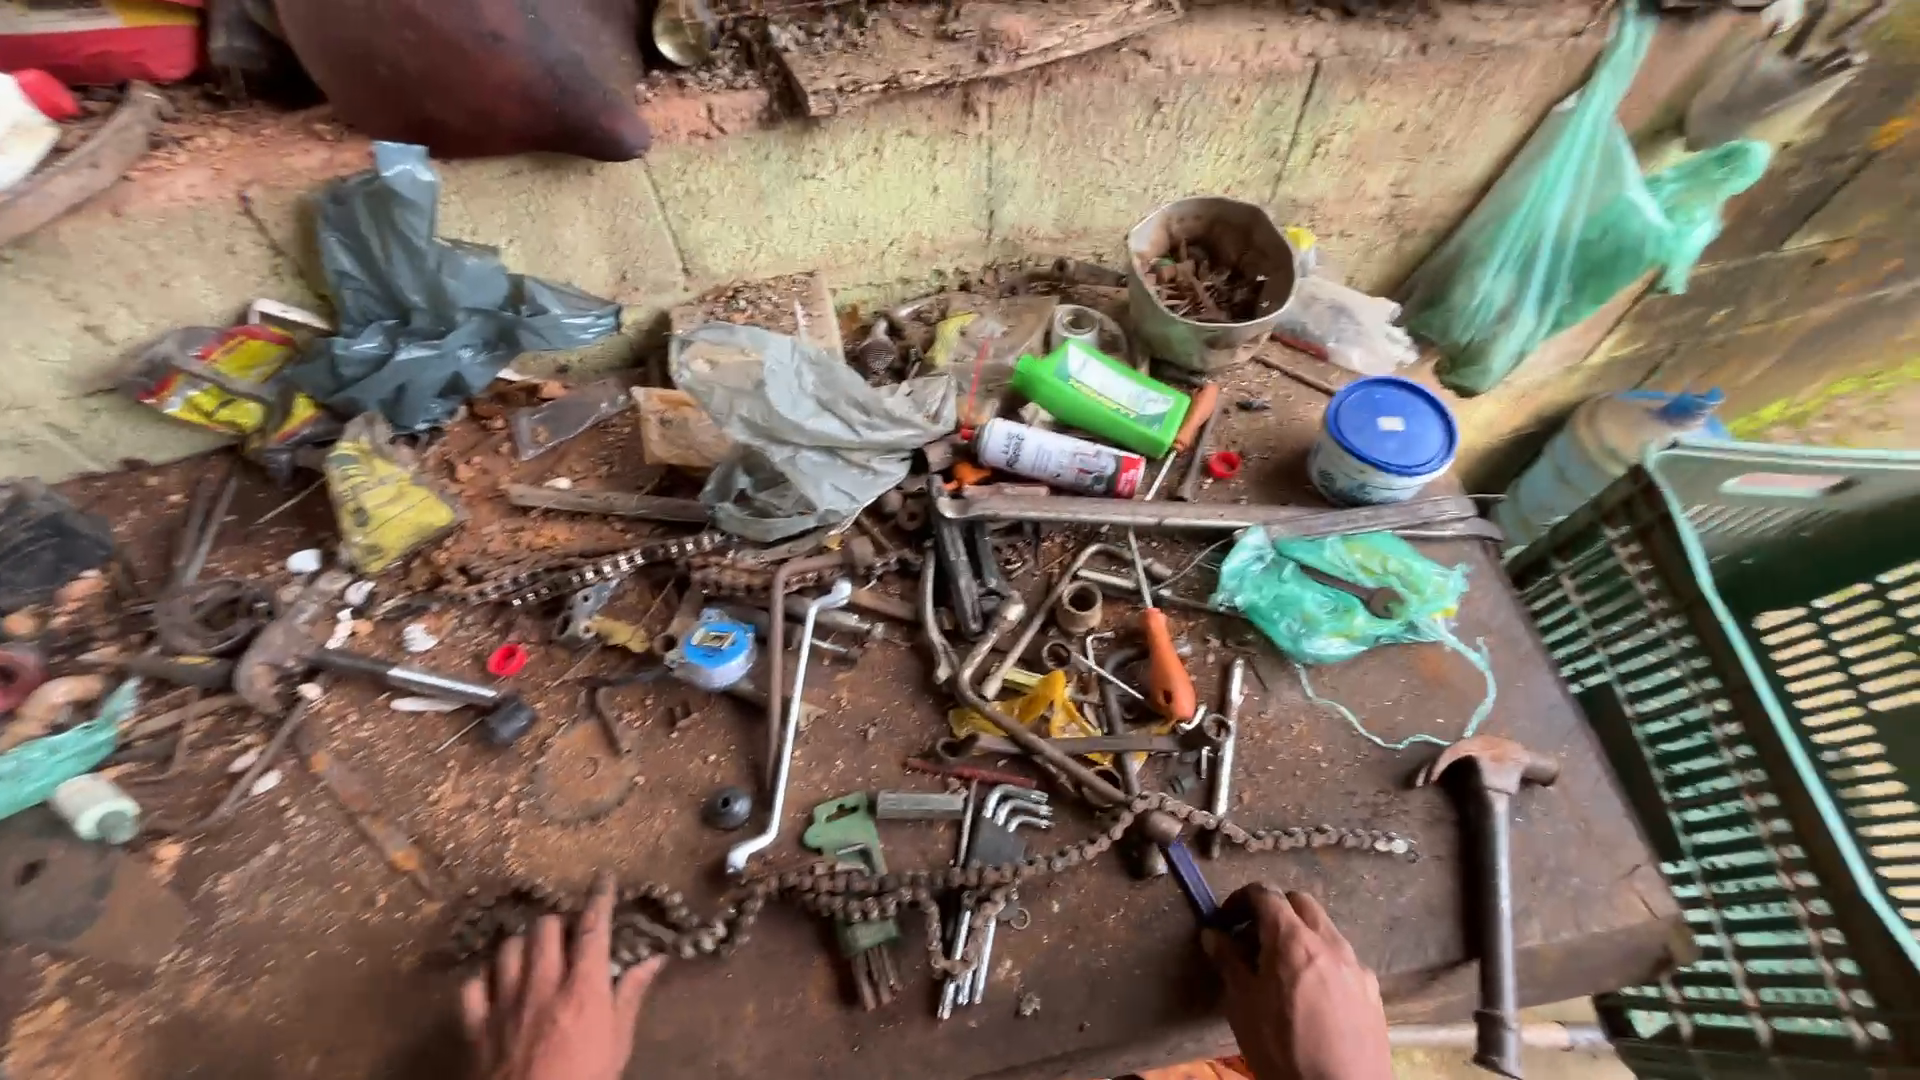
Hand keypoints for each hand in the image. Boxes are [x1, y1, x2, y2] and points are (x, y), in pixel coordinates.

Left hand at [461, 874, 665, 1079]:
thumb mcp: (618, 1044)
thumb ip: (630, 997)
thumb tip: (654, 959)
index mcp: (583, 988)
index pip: (594, 927)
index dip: (600, 898)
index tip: (604, 879)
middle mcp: (543, 985)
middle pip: (546, 928)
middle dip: (559, 922)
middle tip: (568, 930)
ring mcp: (505, 1005)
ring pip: (508, 949)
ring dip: (523, 944)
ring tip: (533, 950)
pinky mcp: (476, 1028)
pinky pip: (472, 987)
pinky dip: (484, 979)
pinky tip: (496, 982)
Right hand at [1203, 885, 1390, 1079]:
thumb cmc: (1283, 1049)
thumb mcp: (1242, 1005)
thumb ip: (1228, 961)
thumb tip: (1213, 934)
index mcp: (1292, 939)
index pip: (1265, 894)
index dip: (1241, 899)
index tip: (1227, 920)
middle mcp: (1329, 943)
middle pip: (1300, 903)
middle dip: (1275, 909)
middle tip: (1254, 938)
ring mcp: (1356, 968)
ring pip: (1325, 930)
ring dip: (1301, 934)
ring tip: (1284, 969)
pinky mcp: (1374, 994)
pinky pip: (1344, 961)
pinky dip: (1323, 961)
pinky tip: (1314, 995)